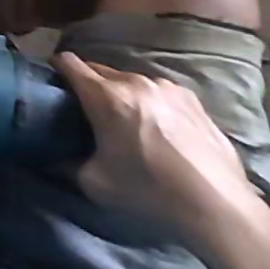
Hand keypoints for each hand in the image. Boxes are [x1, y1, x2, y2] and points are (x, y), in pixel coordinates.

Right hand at [52, 54, 269, 248]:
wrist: (216, 204)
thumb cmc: (149, 192)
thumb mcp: (97, 184)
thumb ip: (68, 164)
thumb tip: (53, 157)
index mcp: (106, 96)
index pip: (71, 63)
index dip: (58, 68)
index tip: (54, 82)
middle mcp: (135, 81)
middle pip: (100, 70)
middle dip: (89, 83)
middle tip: (87, 110)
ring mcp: (166, 86)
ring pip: (131, 80)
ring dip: (122, 93)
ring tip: (127, 122)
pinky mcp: (191, 98)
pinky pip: (158, 91)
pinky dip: (149, 102)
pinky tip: (159, 130)